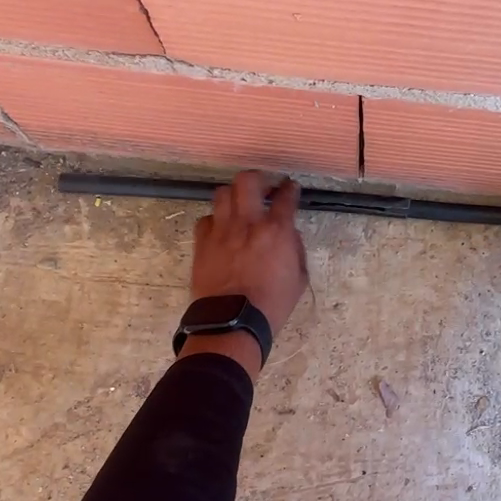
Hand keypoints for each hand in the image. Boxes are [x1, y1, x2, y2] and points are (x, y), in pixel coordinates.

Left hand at [185, 171, 308, 377]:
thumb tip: (288, 234)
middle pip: (247, 181)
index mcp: (276, 230)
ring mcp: (222, 230)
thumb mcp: (299, 278)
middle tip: (264, 188)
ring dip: (234, 196)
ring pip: (222, 193)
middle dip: (258, 179)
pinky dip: (215, 220)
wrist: (232, 321)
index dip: (289, 188)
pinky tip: (221, 230)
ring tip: (240, 205)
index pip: (285, 197)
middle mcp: (248, 222)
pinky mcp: (202, 242)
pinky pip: (206, 219)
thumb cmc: (272, 304)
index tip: (290, 187)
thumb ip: (296, 249)